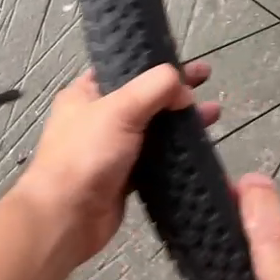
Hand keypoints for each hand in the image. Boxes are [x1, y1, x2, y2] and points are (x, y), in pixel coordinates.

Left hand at [14, 63, 219, 264]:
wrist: (66, 219)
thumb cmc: (86, 154)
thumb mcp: (120, 109)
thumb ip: (155, 88)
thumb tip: (183, 89)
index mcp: (87, 93)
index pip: (125, 67)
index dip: (154, 62)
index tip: (185, 60)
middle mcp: (99, 117)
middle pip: (145, 96)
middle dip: (176, 90)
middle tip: (206, 81)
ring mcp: (113, 148)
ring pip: (155, 127)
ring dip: (182, 120)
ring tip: (214, 114)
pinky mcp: (126, 176)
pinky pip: (157, 157)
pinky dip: (178, 150)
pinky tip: (200, 146)